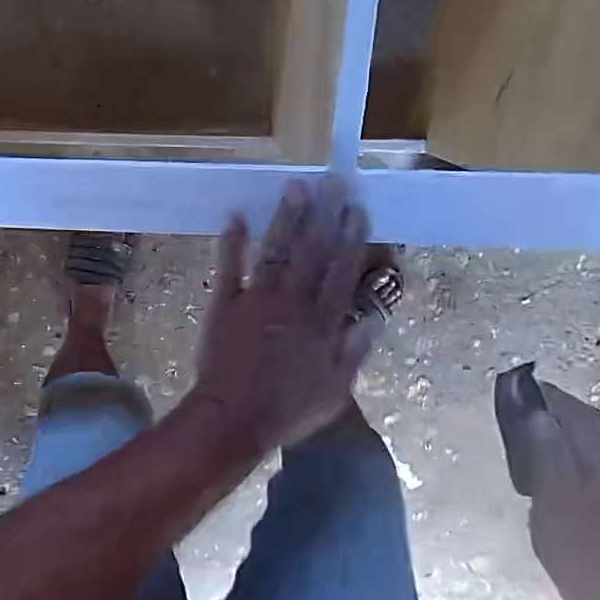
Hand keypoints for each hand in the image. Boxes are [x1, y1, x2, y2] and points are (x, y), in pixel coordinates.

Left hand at [188, 178, 379, 450]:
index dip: (350, 240)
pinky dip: (232, 241)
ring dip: (285, 218)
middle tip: (331, 182)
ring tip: (294, 187)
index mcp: (322, 323)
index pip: (341, 273)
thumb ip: (354, 352)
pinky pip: (229, 267)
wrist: (233, 417)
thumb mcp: (334, 390)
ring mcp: (257, 300)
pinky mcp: (225, 304)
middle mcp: (293, 303)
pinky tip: (235, 215)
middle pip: (312, 253)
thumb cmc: (286, 410)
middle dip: (323, 216)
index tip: (357, 211)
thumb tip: (374, 320)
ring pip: (276, 252)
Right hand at [527, 382, 599, 599]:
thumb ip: (548, 453)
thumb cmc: (577, 550)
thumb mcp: (553, 498)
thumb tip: (539, 412)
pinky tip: (556, 468)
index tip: (521, 384)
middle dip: (560, 411)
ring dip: (567, 433)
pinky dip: (574, 455)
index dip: (552, 396)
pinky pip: (598, 468)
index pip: (582, 416)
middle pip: (593, 430)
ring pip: (597, 449)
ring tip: (533, 432)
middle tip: (523, 405)